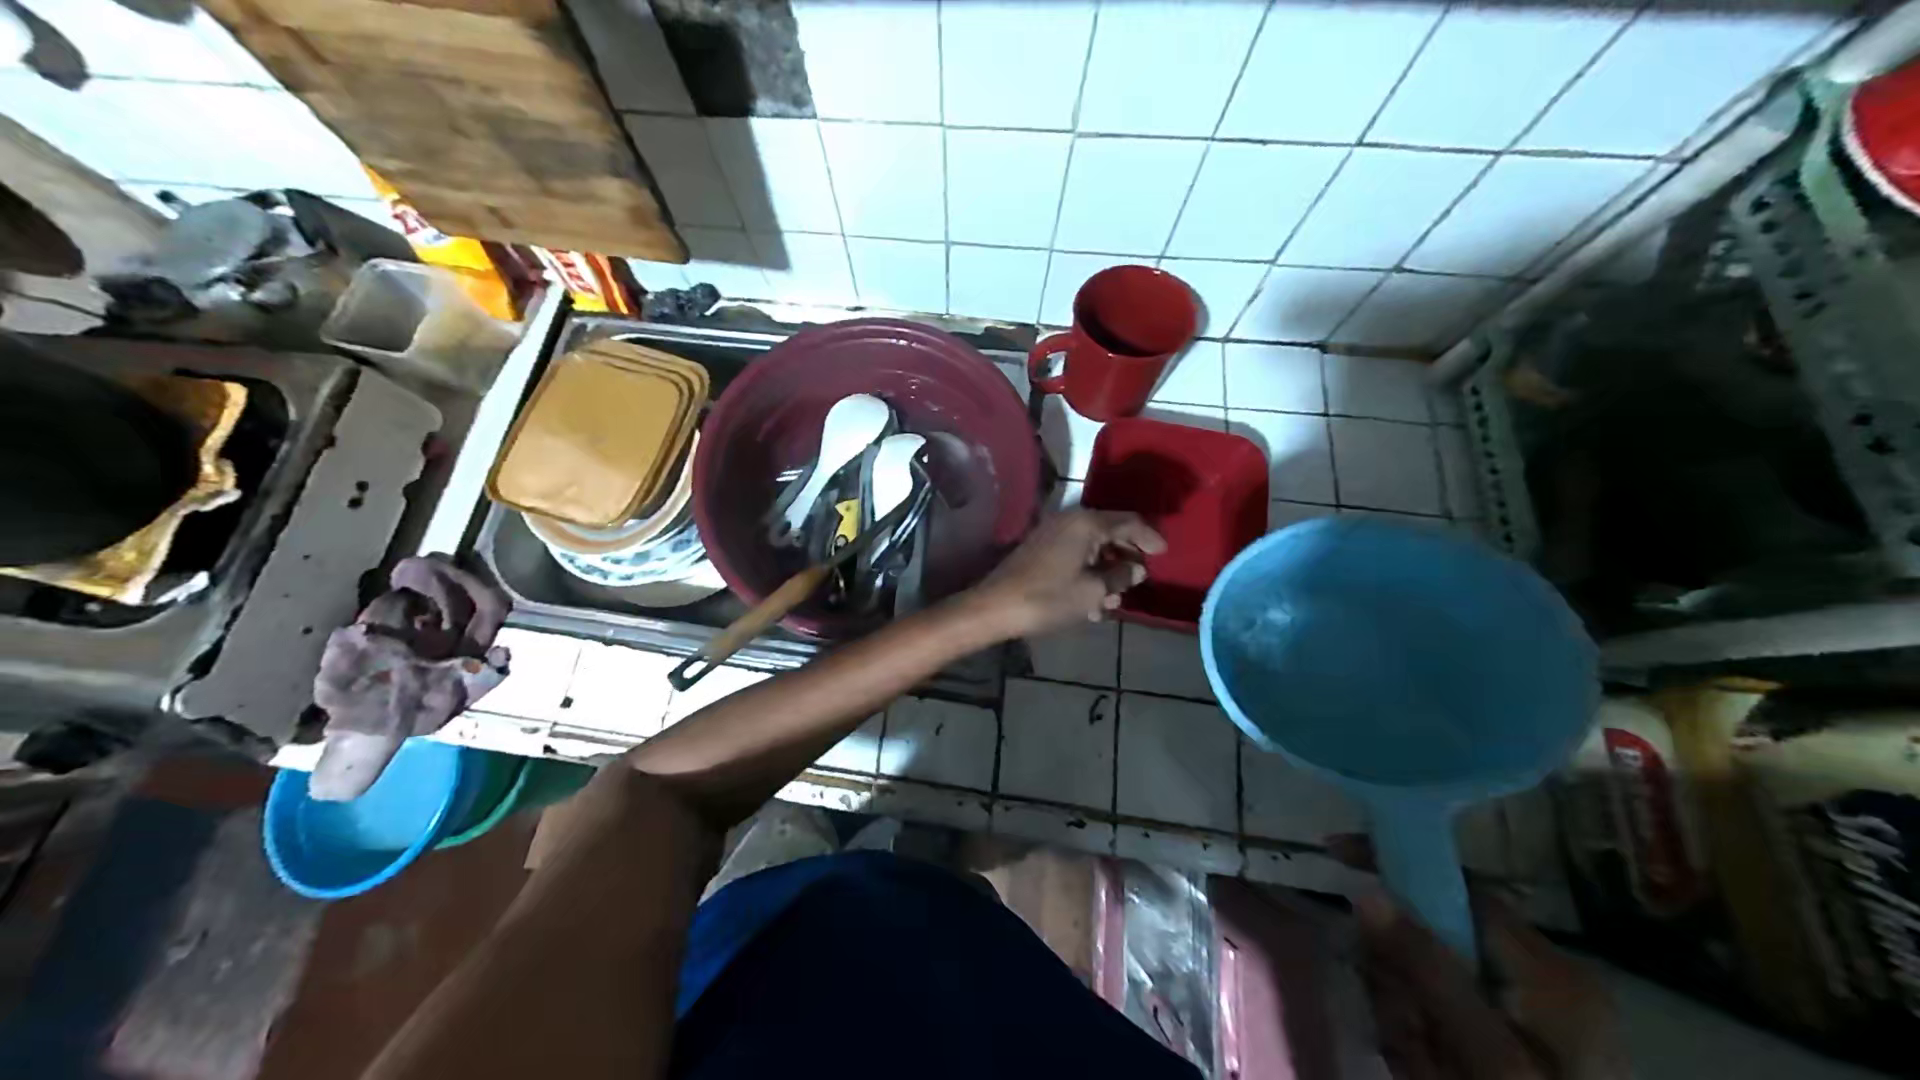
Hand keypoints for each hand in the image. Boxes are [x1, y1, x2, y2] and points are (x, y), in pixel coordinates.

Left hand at [964, 508, 1165, 637]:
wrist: (995, 607)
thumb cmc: (1048, 598)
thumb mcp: (1093, 591)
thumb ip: (1120, 576)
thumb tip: (1136, 569)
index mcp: (1086, 523)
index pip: (1128, 521)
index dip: (1149, 537)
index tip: (1164, 553)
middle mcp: (1069, 521)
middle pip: (1110, 532)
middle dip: (1127, 558)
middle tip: (1139, 580)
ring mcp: (1052, 534)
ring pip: (1091, 549)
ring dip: (1106, 573)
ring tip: (1114, 602)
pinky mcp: (1040, 550)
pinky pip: (1074, 557)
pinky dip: (1087, 575)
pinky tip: (1092, 604)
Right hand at [1356, 889, 1626, 1079]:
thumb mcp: (1486, 1061)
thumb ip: (1428, 971)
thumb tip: (1366, 890)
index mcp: (1550, 974)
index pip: (1458, 883)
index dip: (1397, 864)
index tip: (1334, 854)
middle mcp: (1541, 983)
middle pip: (1433, 934)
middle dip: (1399, 977)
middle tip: (1403, 1034)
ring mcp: (1527, 1017)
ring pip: (1425, 977)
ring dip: (1404, 1017)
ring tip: (1423, 1070)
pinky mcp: (1509, 1044)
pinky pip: (1436, 1014)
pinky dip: (1418, 1039)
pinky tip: (1430, 1074)